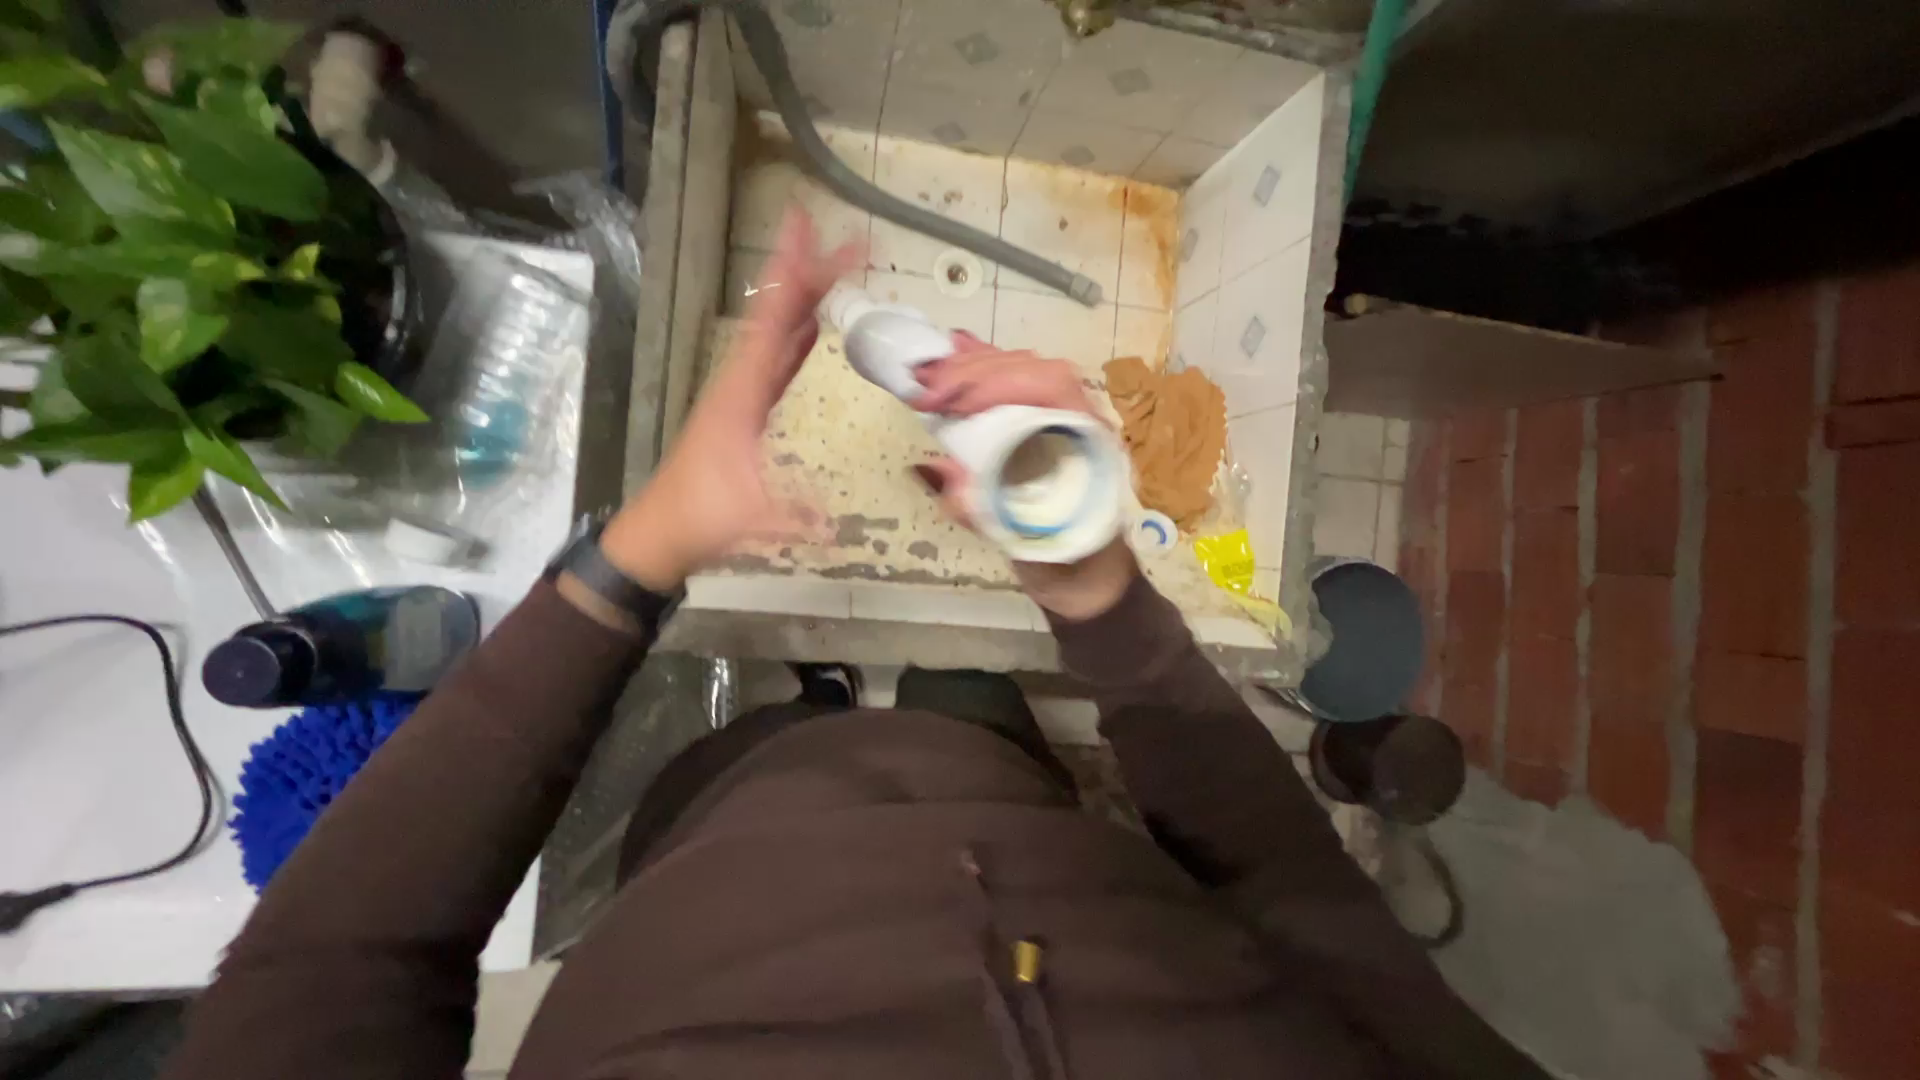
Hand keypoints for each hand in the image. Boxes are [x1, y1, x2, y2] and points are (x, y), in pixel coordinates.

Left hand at [599, 208, 860, 589]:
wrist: (662, 533)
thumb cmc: (699, 517)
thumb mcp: (748, 518)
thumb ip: (792, 518)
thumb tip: (835, 526)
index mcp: (740, 392)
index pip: (771, 321)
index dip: (790, 274)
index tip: (804, 228)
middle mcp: (740, 382)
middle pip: (777, 317)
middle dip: (808, 276)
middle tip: (843, 242)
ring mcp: (743, 395)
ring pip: (777, 335)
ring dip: (803, 300)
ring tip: (831, 268)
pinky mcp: (747, 412)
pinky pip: (777, 363)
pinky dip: (796, 339)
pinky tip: (812, 328)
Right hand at [909, 334, 1137, 619]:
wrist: (1089, 581)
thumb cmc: (1068, 564)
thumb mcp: (1023, 545)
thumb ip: (985, 511)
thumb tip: (933, 468)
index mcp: (1090, 443)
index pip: (1051, 386)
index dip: (998, 383)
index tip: (951, 405)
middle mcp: (1079, 420)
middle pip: (1030, 370)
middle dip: (973, 374)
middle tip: (924, 392)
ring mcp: (1060, 418)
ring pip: (1020, 370)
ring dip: (971, 367)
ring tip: (927, 376)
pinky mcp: (1039, 424)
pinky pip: (1011, 383)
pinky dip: (978, 370)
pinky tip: (949, 358)